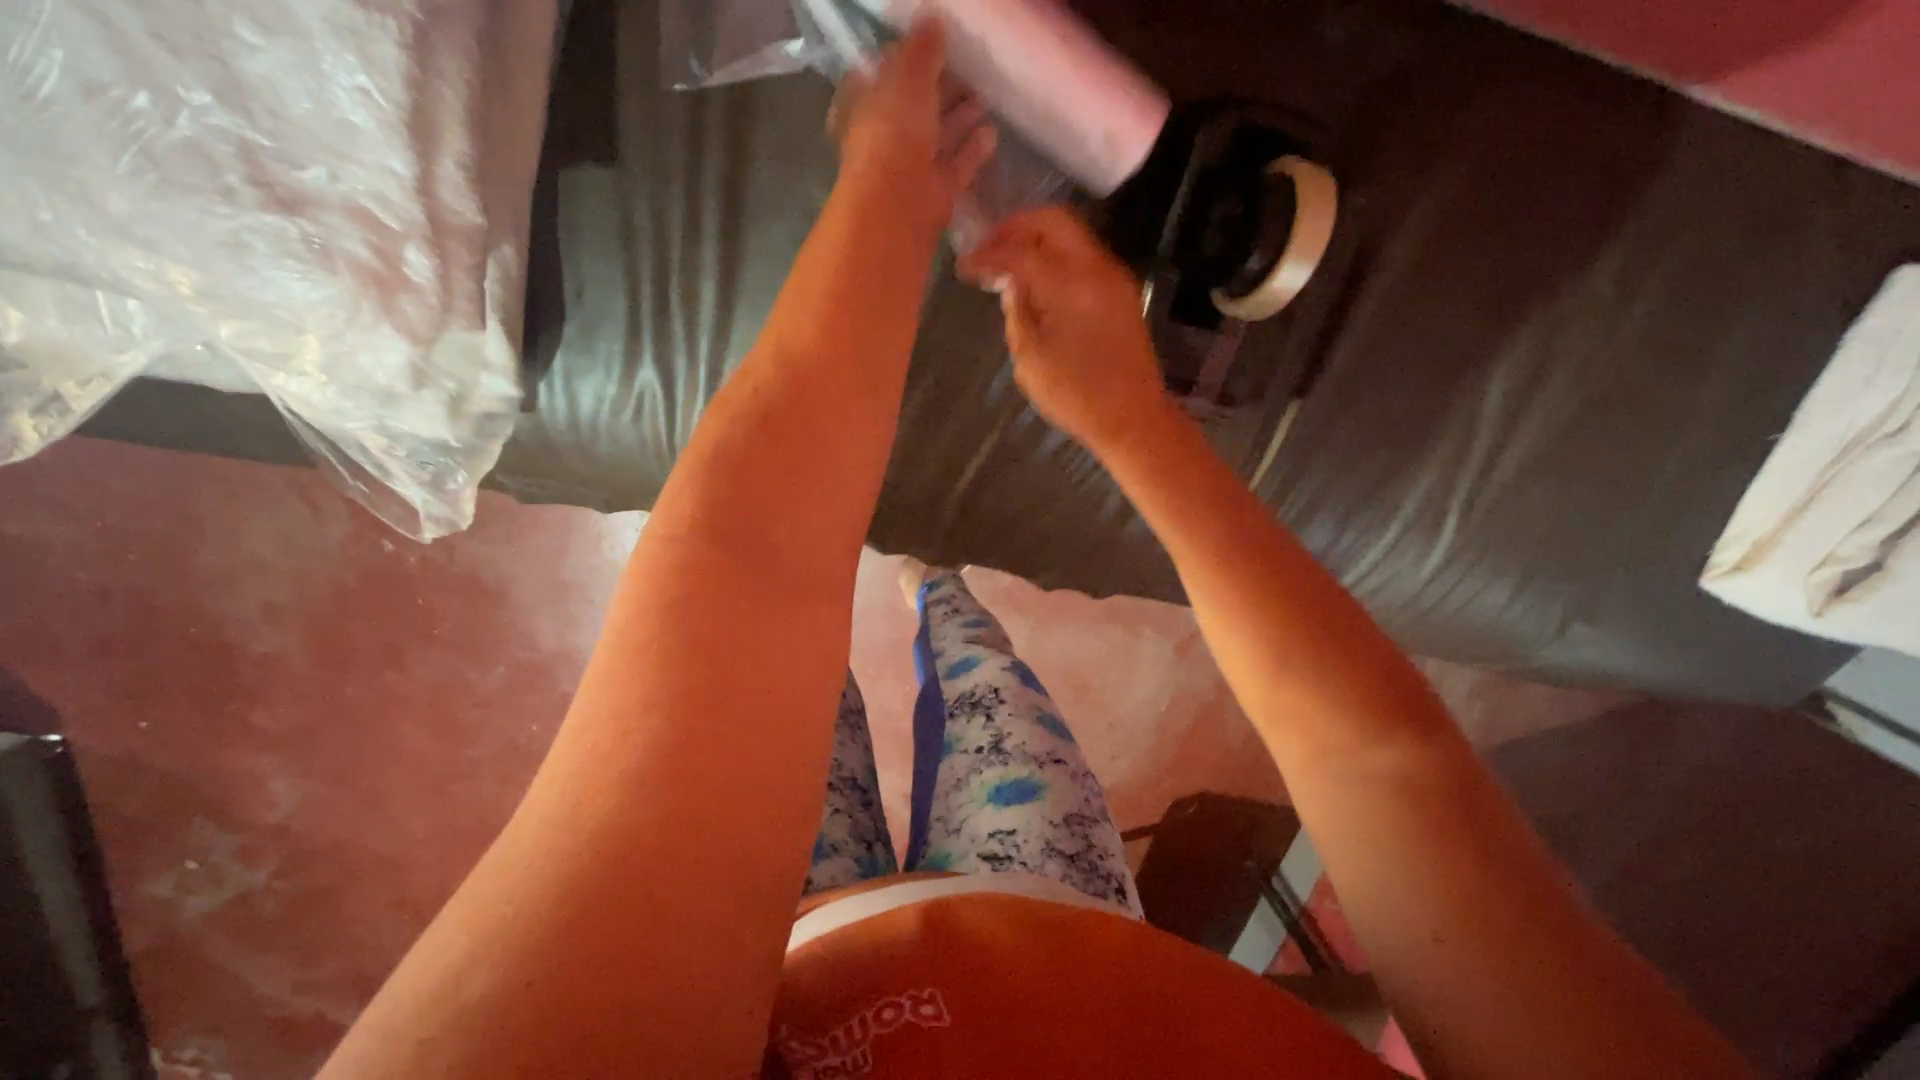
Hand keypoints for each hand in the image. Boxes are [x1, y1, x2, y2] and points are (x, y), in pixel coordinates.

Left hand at [829, 20, 997, 226]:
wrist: (897, 206)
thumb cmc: (892, 134)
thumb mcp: (907, 79)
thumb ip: (922, 50)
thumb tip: (933, 18)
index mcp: (862, 106)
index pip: (882, 74)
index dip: (905, 57)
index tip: (934, 43)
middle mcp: (883, 137)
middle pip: (913, 106)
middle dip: (940, 88)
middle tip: (970, 67)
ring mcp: (909, 167)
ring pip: (937, 136)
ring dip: (960, 117)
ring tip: (986, 96)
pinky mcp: (933, 192)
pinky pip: (955, 166)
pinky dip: (972, 150)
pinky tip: (992, 134)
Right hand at [959, 206, 1171, 450]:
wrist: (1133, 418)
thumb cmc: (1076, 396)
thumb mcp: (1031, 360)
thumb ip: (1017, 313)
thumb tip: (1011, 285)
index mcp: (1069, 285)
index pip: (1019, 250)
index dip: (987, 254)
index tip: (964, 268)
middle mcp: (1095, 268)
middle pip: (1052, 221)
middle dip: (1015, 228)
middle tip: (988, 249)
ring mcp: (1113, 277)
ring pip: (1071, 234)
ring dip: (1037, 239)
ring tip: (1009, 263)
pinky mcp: (1120, 292)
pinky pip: (1083, 256)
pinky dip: (1056, 256)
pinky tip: (1037, 281)